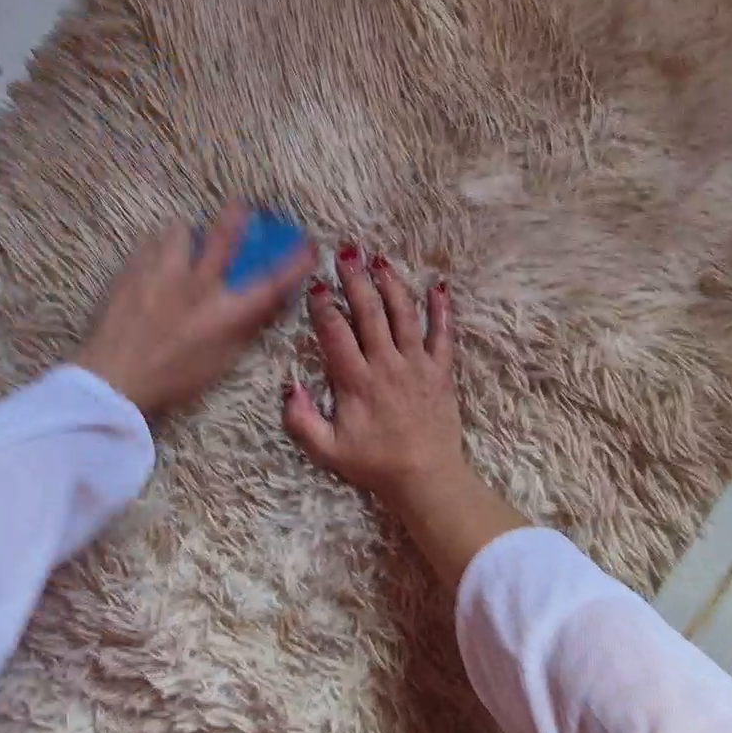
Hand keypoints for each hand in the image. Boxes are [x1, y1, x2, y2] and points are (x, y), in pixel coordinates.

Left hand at [75, 202, 313, 416]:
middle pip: (225, 235)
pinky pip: (150, 244)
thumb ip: (245, 328)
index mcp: (225, 313)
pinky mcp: (132, 270)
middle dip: (237, 215)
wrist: (113, 380)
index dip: (296, 262)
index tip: (310, 245)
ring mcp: (163, 273)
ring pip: (181, 231)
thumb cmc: (172, 380)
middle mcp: (199, 285)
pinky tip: (154, 260)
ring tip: (184, 242)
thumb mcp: (220, 363)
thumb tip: (267, 303)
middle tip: (240, 205)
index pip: (272, 282)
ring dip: (188, 234)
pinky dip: (157, 248)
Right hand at [285, 246, 526, 588]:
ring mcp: (417, 365)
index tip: (315, 284)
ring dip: (392, 284)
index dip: (323, 306)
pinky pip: (443, 334)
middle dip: (356, 280)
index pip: (336, 333)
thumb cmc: (373, 463)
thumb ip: (302, 420)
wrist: (426, 478)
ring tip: (379, 260)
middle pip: (370, 312)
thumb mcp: (327, 449)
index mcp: (357, 381)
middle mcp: (387, 365)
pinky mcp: (441, 371)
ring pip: (404, 314)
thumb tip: (288, 387)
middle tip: (346, 253)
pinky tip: (438, 286)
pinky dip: (441, 309)